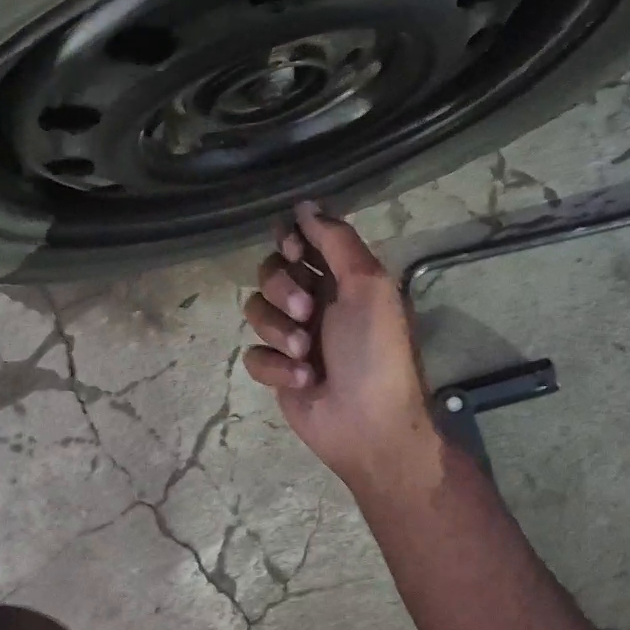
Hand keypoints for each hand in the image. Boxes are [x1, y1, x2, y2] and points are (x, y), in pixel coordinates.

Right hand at [242, 203, 441, 488]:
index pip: (301, 241)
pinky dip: (276, 365)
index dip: (289, 241)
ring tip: (305, 354)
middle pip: (270, 271)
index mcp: (342, 278)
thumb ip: (336, 240)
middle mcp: (315, 302)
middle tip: (306, 312)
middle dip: (282, 289)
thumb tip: (304, 204)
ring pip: (256, 310)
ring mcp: (293, 337)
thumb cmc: (376, 352)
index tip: (293, 252)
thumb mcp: (368, 285)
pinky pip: (254, 353)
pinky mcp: (277, 370)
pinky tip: (303, 380)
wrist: (370, 425)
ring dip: (279, 330)